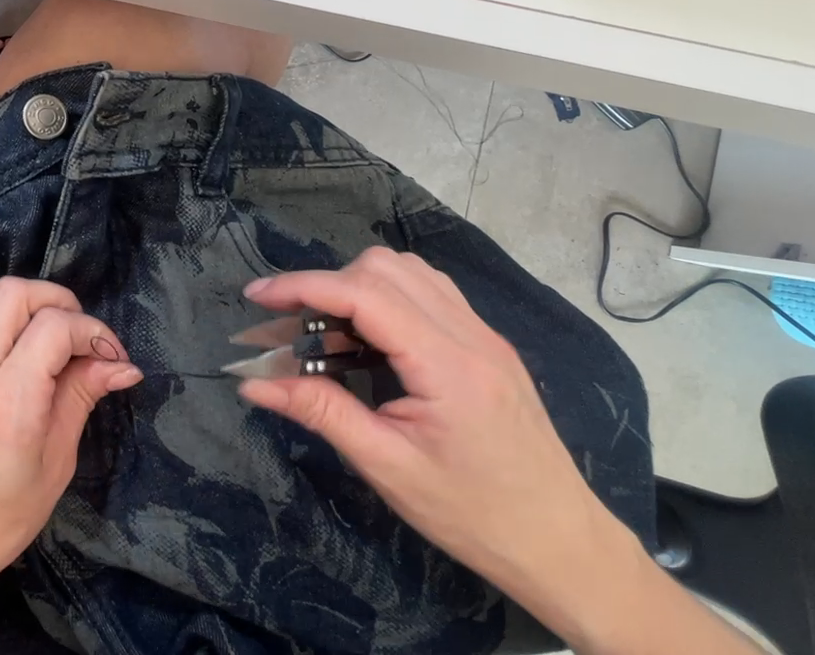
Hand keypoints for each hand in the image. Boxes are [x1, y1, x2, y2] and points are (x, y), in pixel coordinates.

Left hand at [0, 278, 142, 597]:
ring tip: (50, 340)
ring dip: (27, 308)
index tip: (112, 355)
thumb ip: (82, 397)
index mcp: (9, 402)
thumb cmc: (4, 512)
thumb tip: (122, 365)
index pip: (54, 328)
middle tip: (83, 334)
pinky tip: (11, 344)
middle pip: (16, 294)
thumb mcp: (57, 460)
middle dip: (60, 302)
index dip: (93, 330)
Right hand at [237, 248, 617, 592]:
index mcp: (448, 366)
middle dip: (325, 284)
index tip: (255, 297)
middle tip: (291, 325)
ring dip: (355, 284)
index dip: (301, 286)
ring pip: (408, 270)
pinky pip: (428, 291)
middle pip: (384, 268)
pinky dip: (384, 294)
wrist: (563, 546)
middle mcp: (471, 336)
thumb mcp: (386, 466)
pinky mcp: (486, 346)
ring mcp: (484, 337)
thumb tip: (251, 383)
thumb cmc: (473, 514)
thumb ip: (319, 412)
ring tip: (325, 328)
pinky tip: (366, 335)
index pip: (364, 294)